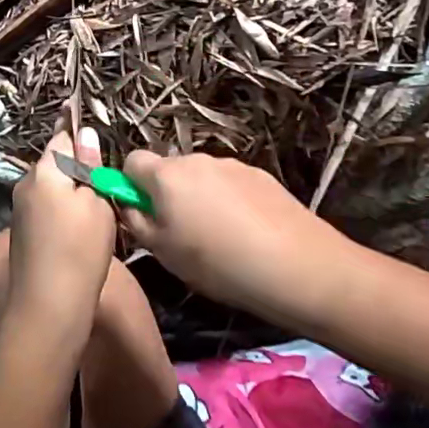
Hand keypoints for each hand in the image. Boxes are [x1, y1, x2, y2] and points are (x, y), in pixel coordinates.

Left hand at [8, 126, 115, 330]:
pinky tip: (80, 229)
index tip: (98, 138)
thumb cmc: (79, 249)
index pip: (62, 138)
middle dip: (78, 168)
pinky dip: (63, 211)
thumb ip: (90, 168)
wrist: (48, 306)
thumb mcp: (96, 204)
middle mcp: (25, 183)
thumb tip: (85, 134)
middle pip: (55, 164)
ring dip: (71, 192)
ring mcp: (20, 208)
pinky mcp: (22, 231)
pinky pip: (47, 208)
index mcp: (43, 170)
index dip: (80, 135)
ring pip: (52, 188)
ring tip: (99, 208)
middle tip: (107, 182)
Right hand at [119, 151, 365, 319]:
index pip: (132, 161)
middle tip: (181, 234)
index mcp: (166, 175)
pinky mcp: (262, 176)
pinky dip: (230, 203)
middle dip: (168, 194)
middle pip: (169, 170)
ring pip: (201, 178)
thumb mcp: (163, 252)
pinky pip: (231, 185)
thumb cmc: (219, 263)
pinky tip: (247, 235)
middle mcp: (197, 160)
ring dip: (200, 199)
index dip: (132, 185)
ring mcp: (232, 165)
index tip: (144, 214)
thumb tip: (129, 204)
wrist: (299, 267)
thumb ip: (136, 221)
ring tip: (220, 240)